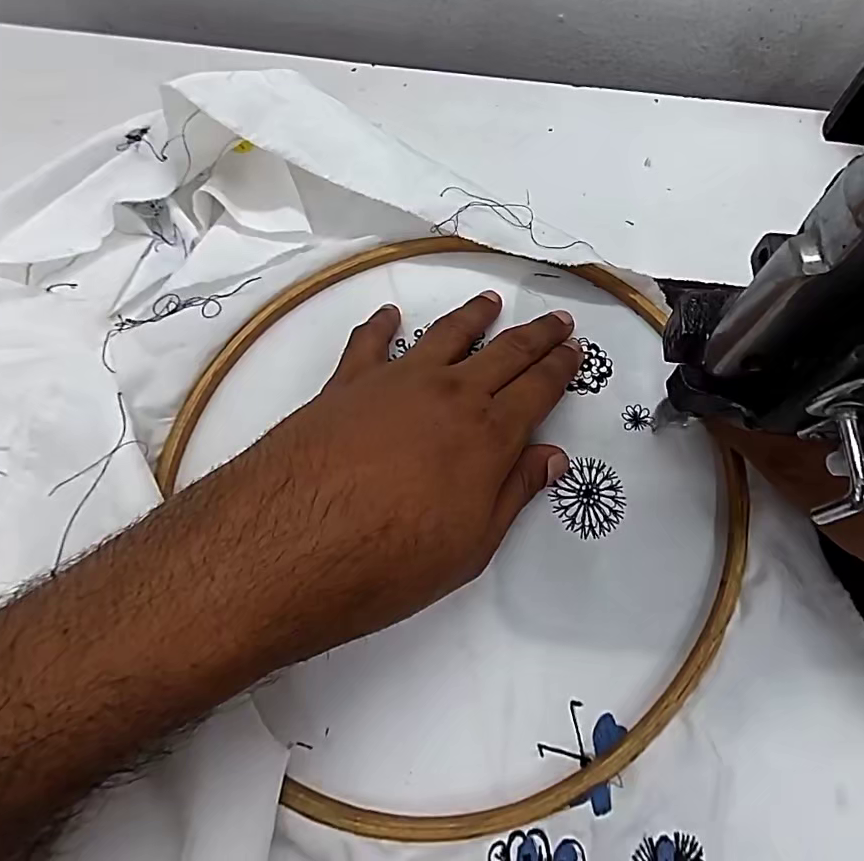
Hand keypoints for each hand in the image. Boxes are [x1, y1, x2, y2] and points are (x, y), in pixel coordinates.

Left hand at [170, 292, 580, 676]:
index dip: (559, 368)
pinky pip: (370, 342)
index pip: (537, 389)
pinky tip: (389, 314)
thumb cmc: (389, 560)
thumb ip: (513, 493)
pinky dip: (381, 324)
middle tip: (557, 321)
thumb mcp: (470, 546)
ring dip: (474, 316)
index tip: (574, 350)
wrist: (289, 544)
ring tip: (491, 302)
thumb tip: (552, 456)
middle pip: (504, 353)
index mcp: (486, 435)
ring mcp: (396, 381)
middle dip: (536, 335)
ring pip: (447, 334)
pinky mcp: (347, 382)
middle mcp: (449, 395)